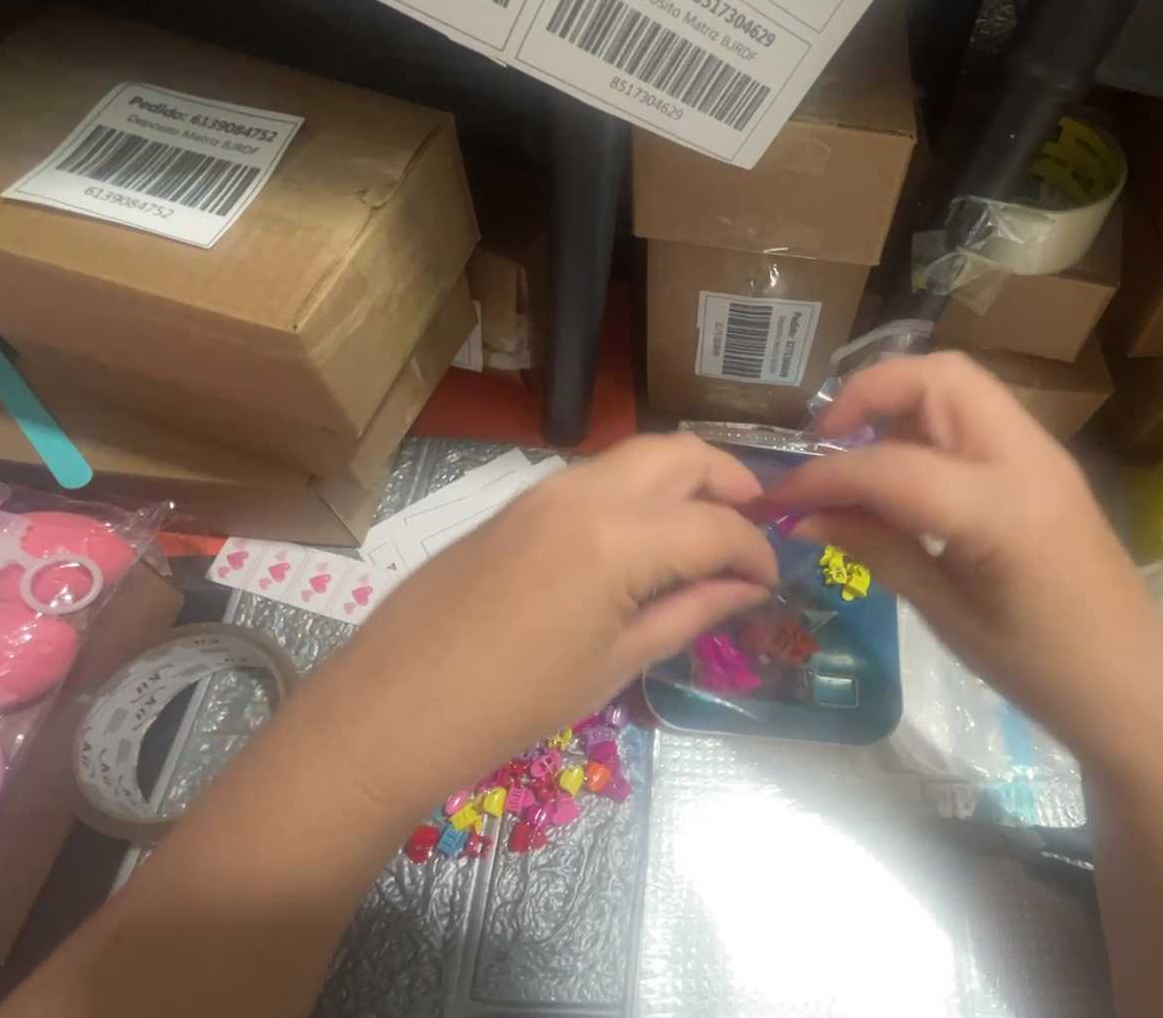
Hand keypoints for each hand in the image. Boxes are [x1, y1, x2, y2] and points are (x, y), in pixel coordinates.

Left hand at [310, 434, 777, 806]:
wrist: (391, 709)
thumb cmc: (514, 704)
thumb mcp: (617, 662)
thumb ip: (692, 612)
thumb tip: (749, 588)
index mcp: (618, 539)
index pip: (719, 526)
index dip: (757, 552)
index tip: (772, 580)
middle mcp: (587, 490)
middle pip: (685, 454)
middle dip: (732, 484)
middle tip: (750, 531)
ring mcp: (548, 486)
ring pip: (642, 454)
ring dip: (687, 481)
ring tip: (705, 533)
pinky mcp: (522, 498)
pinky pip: (602, 474)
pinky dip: (643, 490)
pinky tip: (647, 537)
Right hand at [770, 353, 1157, 740]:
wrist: (1137, 694)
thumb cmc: (1041, 672)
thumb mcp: (947, 614)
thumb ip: (875, 549)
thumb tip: (803, 517)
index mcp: (1003, 509)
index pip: (892, 465)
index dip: (824, 476)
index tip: (778, 496)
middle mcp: (1028, 458)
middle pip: (940, 376)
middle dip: (869, 392)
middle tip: (826, 443)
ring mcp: (1044, 455)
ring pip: (960, 385)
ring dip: (899, 402)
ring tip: (857, 455)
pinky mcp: (1045, 467)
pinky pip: (976, 418)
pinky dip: (927, 424)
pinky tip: (902, 474)